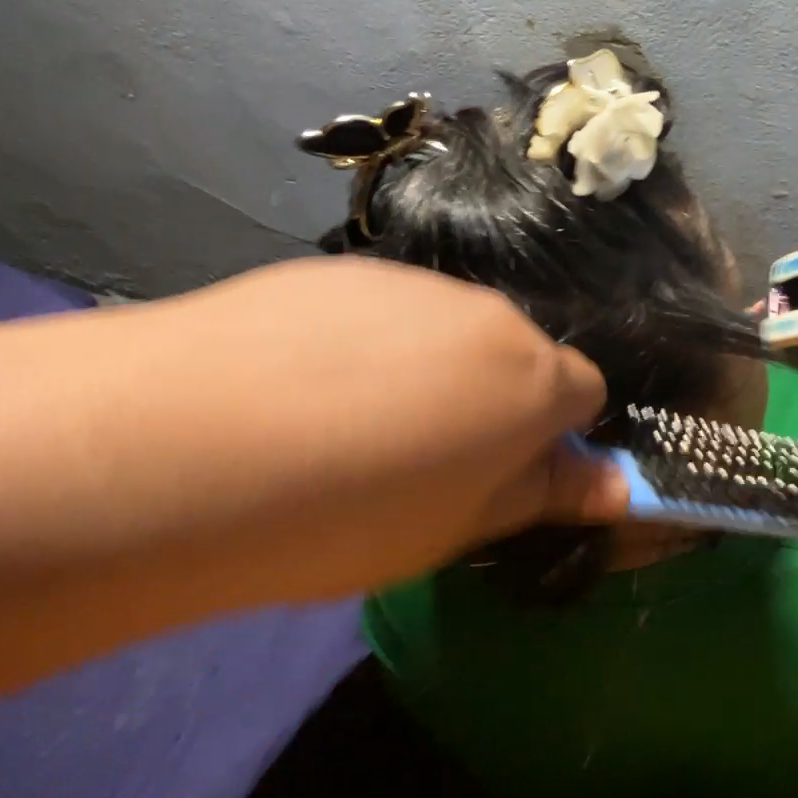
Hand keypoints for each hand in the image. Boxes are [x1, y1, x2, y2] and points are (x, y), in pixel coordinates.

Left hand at [131, 256, 626, 597]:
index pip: (585, 392)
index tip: (503, 472)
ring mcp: (411, 284)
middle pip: (516, 355)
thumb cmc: (348, 513)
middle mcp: (487, 315)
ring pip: (447, 331)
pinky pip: (383, 312)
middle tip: (420, 461)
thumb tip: (616, 488)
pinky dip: (366, 346)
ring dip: (428, 370)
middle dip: (492, 399)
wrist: (181, 445)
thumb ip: (545, 494)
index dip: (554, 435)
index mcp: (534, 379)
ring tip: (345, 427)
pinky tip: (299, 389)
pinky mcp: (339, 271)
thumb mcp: (460, 526)